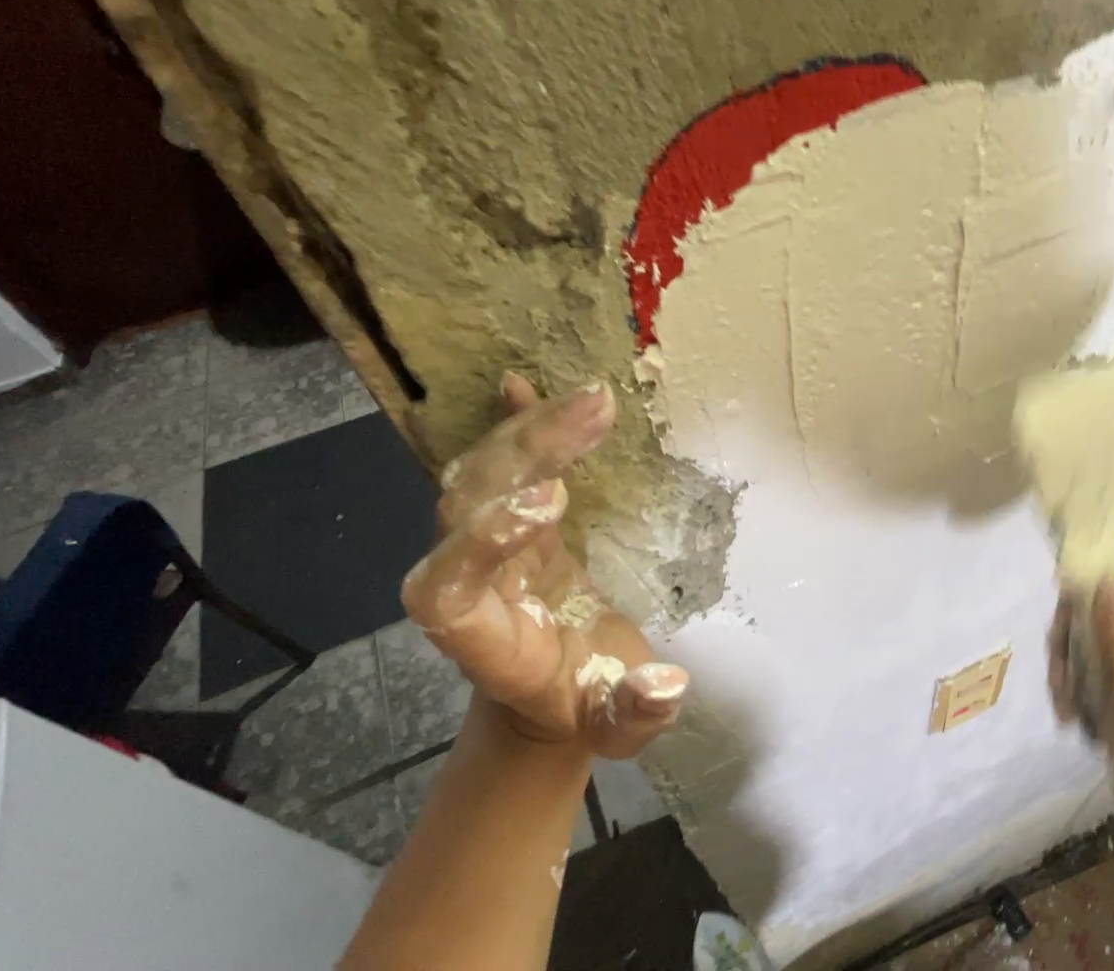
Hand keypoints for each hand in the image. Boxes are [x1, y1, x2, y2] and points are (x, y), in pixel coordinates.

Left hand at [400, 372, 687, 757]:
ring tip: (594, 399)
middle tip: (594, 413)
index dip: (479, 542)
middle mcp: (469, 584)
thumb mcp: (618, 727)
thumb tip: (666, 684)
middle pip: (466, 507)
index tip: (554, 504)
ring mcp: (481, 546)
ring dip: (532, 430)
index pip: (446, 589)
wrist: (550, 689)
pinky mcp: (505, 522)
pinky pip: (495, 465)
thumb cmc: (582, 709)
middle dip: (526, 454)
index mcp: (485, 640)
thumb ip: (636, 712)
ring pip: (482, 474)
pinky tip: (521, 385)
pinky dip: (508, 425)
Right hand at [1050, 579, 1113, 812]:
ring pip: (1084, 646)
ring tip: (1068, 714)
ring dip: (1067, 676)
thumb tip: (1107, 581)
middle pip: (1093, 615)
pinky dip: (1074, 695)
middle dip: (1068, 647)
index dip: (1084, 594)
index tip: (1059, 623)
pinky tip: (1075, 722)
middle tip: (1059, 682)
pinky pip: (1085, 674)